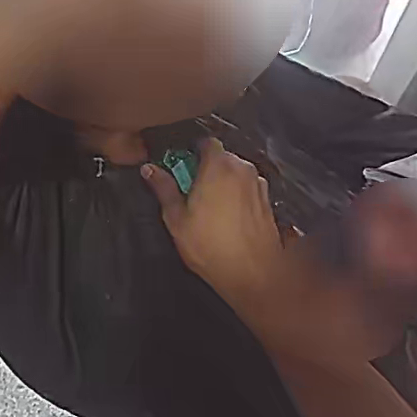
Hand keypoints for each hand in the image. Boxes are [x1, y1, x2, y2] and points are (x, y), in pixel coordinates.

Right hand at [140, 138, 286, 312]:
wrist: (253, 274)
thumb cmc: (211, 247)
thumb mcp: (176, 218)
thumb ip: (164, 188)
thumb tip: (149, 170)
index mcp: (218, 166)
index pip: (205, 142)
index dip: (191, 152)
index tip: (180, 169)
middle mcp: (242, 169)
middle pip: (221, 157)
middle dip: (205, 169)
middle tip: (189, 192)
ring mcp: (258, 184)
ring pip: (234, 173)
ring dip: (221, 183)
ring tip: (207, 209)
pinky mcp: (267, 201)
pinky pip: (246, 189)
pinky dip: (236, 196)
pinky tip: (225, 220)